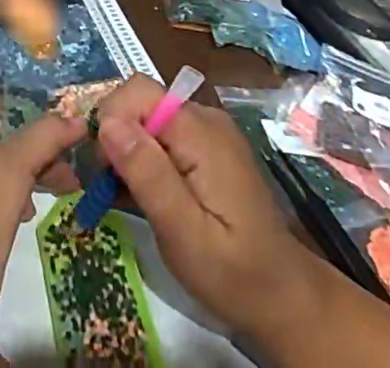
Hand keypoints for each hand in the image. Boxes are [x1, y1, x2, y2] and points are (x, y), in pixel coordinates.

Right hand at [93, 76, 310, 338]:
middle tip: (111, 185)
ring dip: (125, 149)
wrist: (285, 297)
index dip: (111, 120)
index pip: (138, 92)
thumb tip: (108, 124)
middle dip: (114, 135)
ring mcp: (207, 131)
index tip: (105, 167)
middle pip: (140, 100)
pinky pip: (160, 133)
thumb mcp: (183, 232)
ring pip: (146, 116)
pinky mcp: (205, 147)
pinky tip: (143, 193)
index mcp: (201, 133)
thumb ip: (147, 174)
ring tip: (125, 194)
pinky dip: (142, 156)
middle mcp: (205, 119)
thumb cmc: (233, 273)